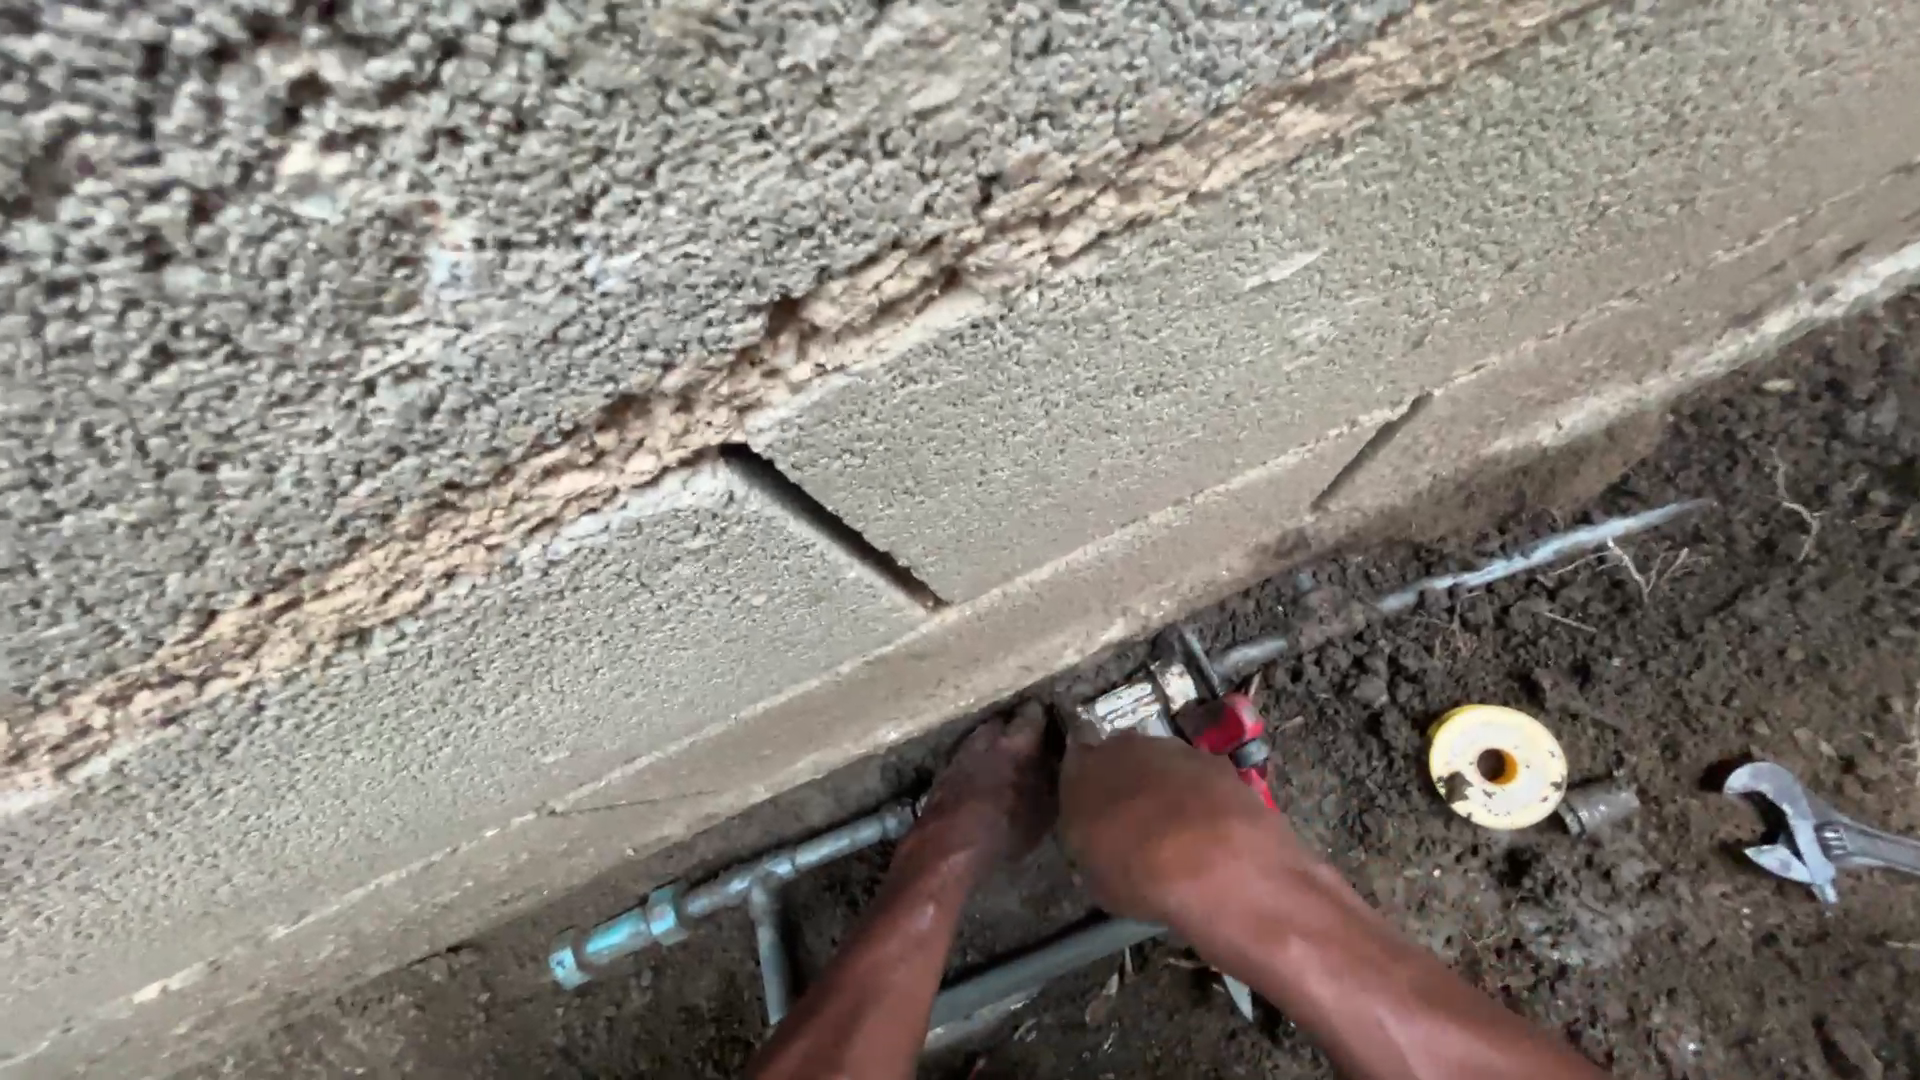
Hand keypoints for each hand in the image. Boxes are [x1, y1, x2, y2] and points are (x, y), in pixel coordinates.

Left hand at [909, 702, 1054, 866]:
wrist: (950, 846)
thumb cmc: (1008, 828)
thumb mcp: (1046, 808)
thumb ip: (1053, 776)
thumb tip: (1057, 759)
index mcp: (1019, 740)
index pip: (1034, 710)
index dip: (1045, 714)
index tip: (1053, 722)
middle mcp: (989, 736)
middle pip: (1005, 719)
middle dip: (1017, 726)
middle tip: (1031, 742)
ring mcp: (964, 749)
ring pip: (984, 735)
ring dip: (995, 742)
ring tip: (1006, 758)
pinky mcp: (946, 767)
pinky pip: (968, 753)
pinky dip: (979, 758)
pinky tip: (984, 775)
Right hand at [1060, 731, 1326, 929]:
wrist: (1211, 861)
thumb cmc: (1136, 872)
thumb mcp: (1096, 877)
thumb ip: (1093, 848)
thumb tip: (1100, 847)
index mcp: (1082, 770)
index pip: (1076, 772)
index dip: (1088, 796)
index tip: (1096, 821)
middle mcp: (1123, 748)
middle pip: (1121, 761)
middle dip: (1128, 786)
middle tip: (1138, 826)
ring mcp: (1172, 749)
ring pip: (1163, 766)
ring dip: (1168, 790)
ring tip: (1181, 834)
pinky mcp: (1215, 761)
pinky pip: (1200, 779)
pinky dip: (1203, 799)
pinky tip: (1214, 833)